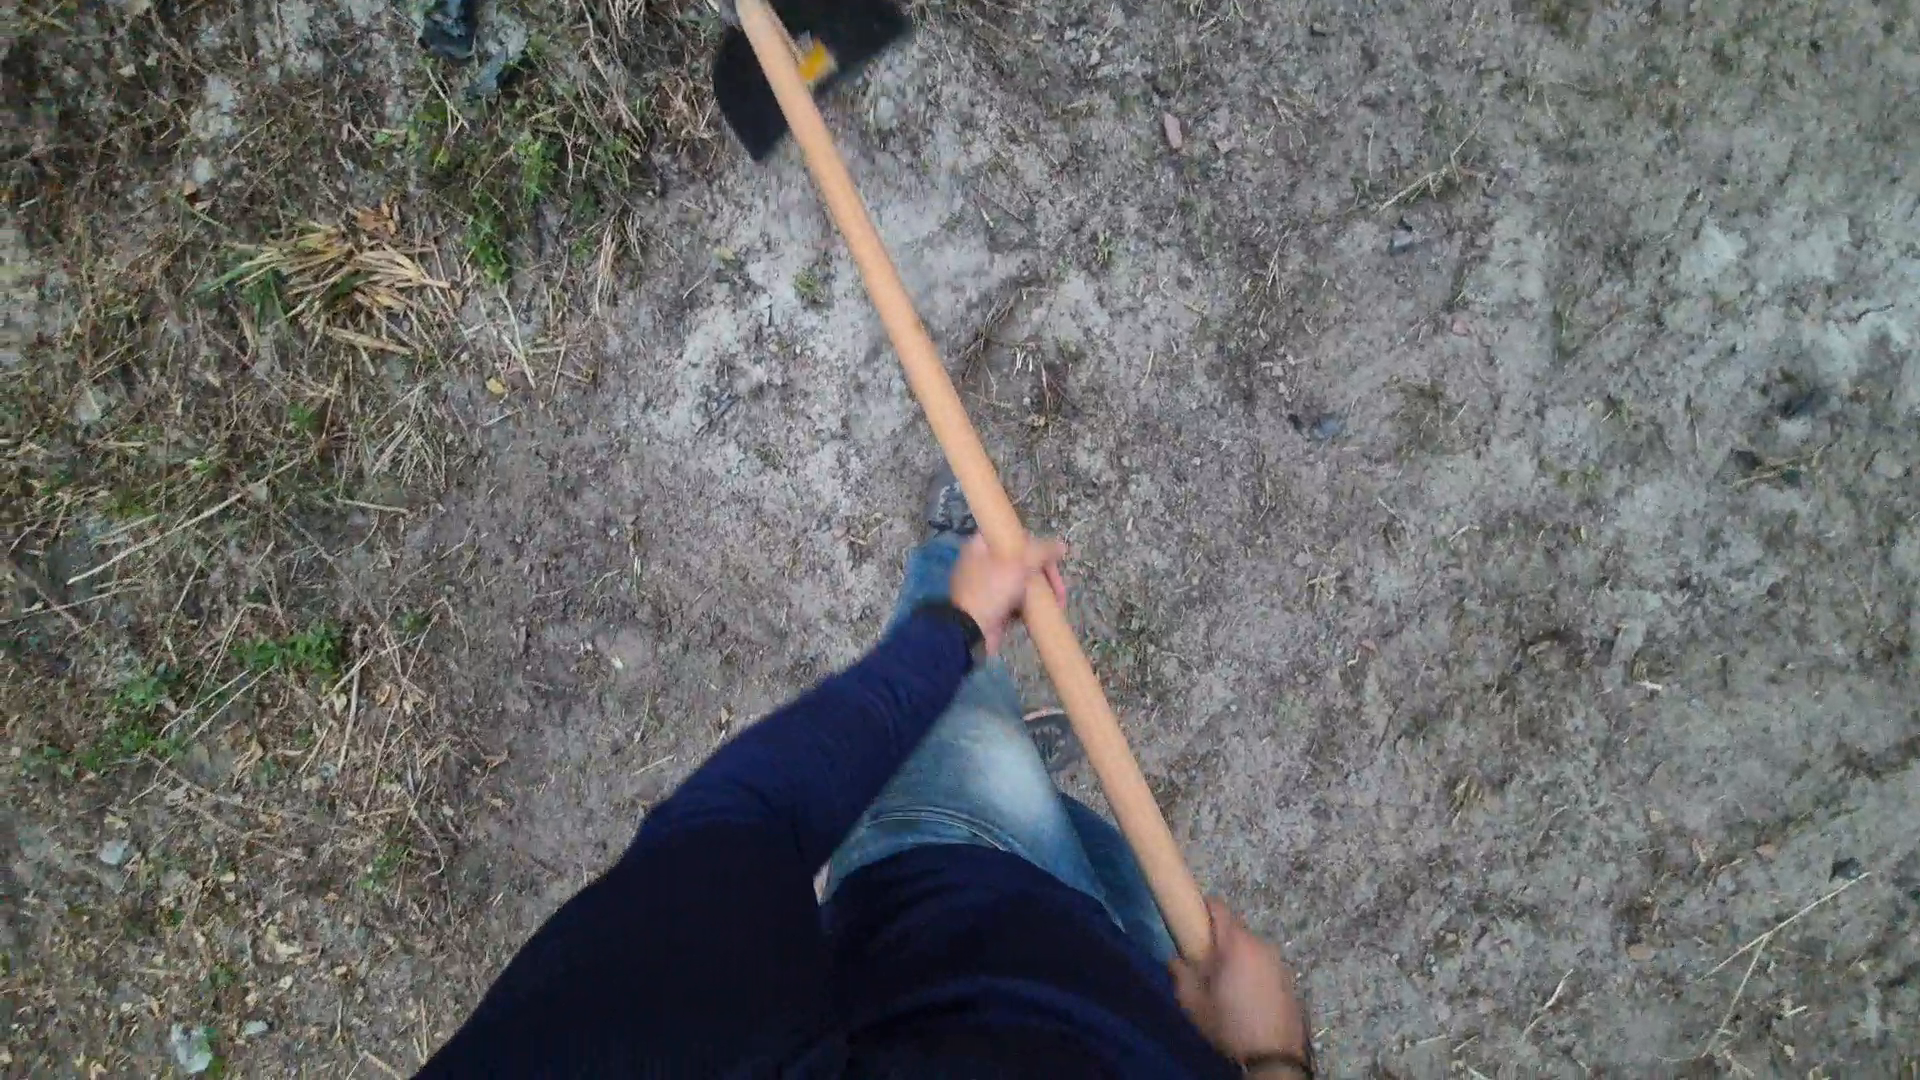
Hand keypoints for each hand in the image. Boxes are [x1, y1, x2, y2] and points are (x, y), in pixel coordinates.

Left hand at [946, 534, 1066, 654]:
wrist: (969, 630)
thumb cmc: (991, 589)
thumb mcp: (1018, 563)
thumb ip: (1041, 551)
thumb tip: (1061, 545)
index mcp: (982, 545)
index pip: (1014, 535)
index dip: (1036, 544)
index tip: (1052, 559)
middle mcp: (982, 562)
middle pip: (1021, 560)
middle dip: (1044, 574)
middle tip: (1059, 589)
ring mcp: (987, 586)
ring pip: (1020, 582)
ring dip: (1040, 591)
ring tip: (1057, 603)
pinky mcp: (992, 606)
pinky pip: (1015, 601)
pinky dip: (1029, 605)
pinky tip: (1043, 612)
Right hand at [1170, 898, 1309, 1072]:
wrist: (1274, 1059)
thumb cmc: (1230, 1024)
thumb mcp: (1193, 1002)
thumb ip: (1180, 973)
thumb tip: (1175, 959)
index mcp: (1235, 942)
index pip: (1218, 906)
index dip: (1202, 908)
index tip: (1191, 923)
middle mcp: (1260, 944)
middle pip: (1234, 927)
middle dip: (1218, 938)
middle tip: (1206, 960)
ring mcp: (1278, 962)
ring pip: (1250, 947)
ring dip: (1237, 955)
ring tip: (1228, 981)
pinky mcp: (1290, 980)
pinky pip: (1265, 964)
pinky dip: (1254, 971)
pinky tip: (1248, 995)